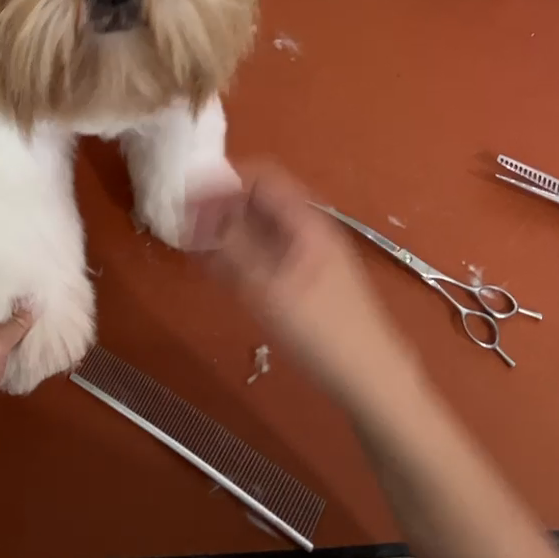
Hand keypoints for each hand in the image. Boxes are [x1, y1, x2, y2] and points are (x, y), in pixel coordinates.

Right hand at [188, 162, 418, 405]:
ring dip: (227, 229)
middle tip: (185, 221)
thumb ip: (231, 245)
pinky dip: (240, 252)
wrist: (373, 380)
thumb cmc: (322, 331)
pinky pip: (267, 251)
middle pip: (259, 200)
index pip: (260, 177)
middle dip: (220, 205)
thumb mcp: (268, 287)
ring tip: (194, 244)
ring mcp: (310, 254)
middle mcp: (308, 229)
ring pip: (261, 227)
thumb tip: (197, 209)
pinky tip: (218, 270)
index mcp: (305, 221)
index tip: (188, 194)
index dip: (223, 180)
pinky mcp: (307, 279)